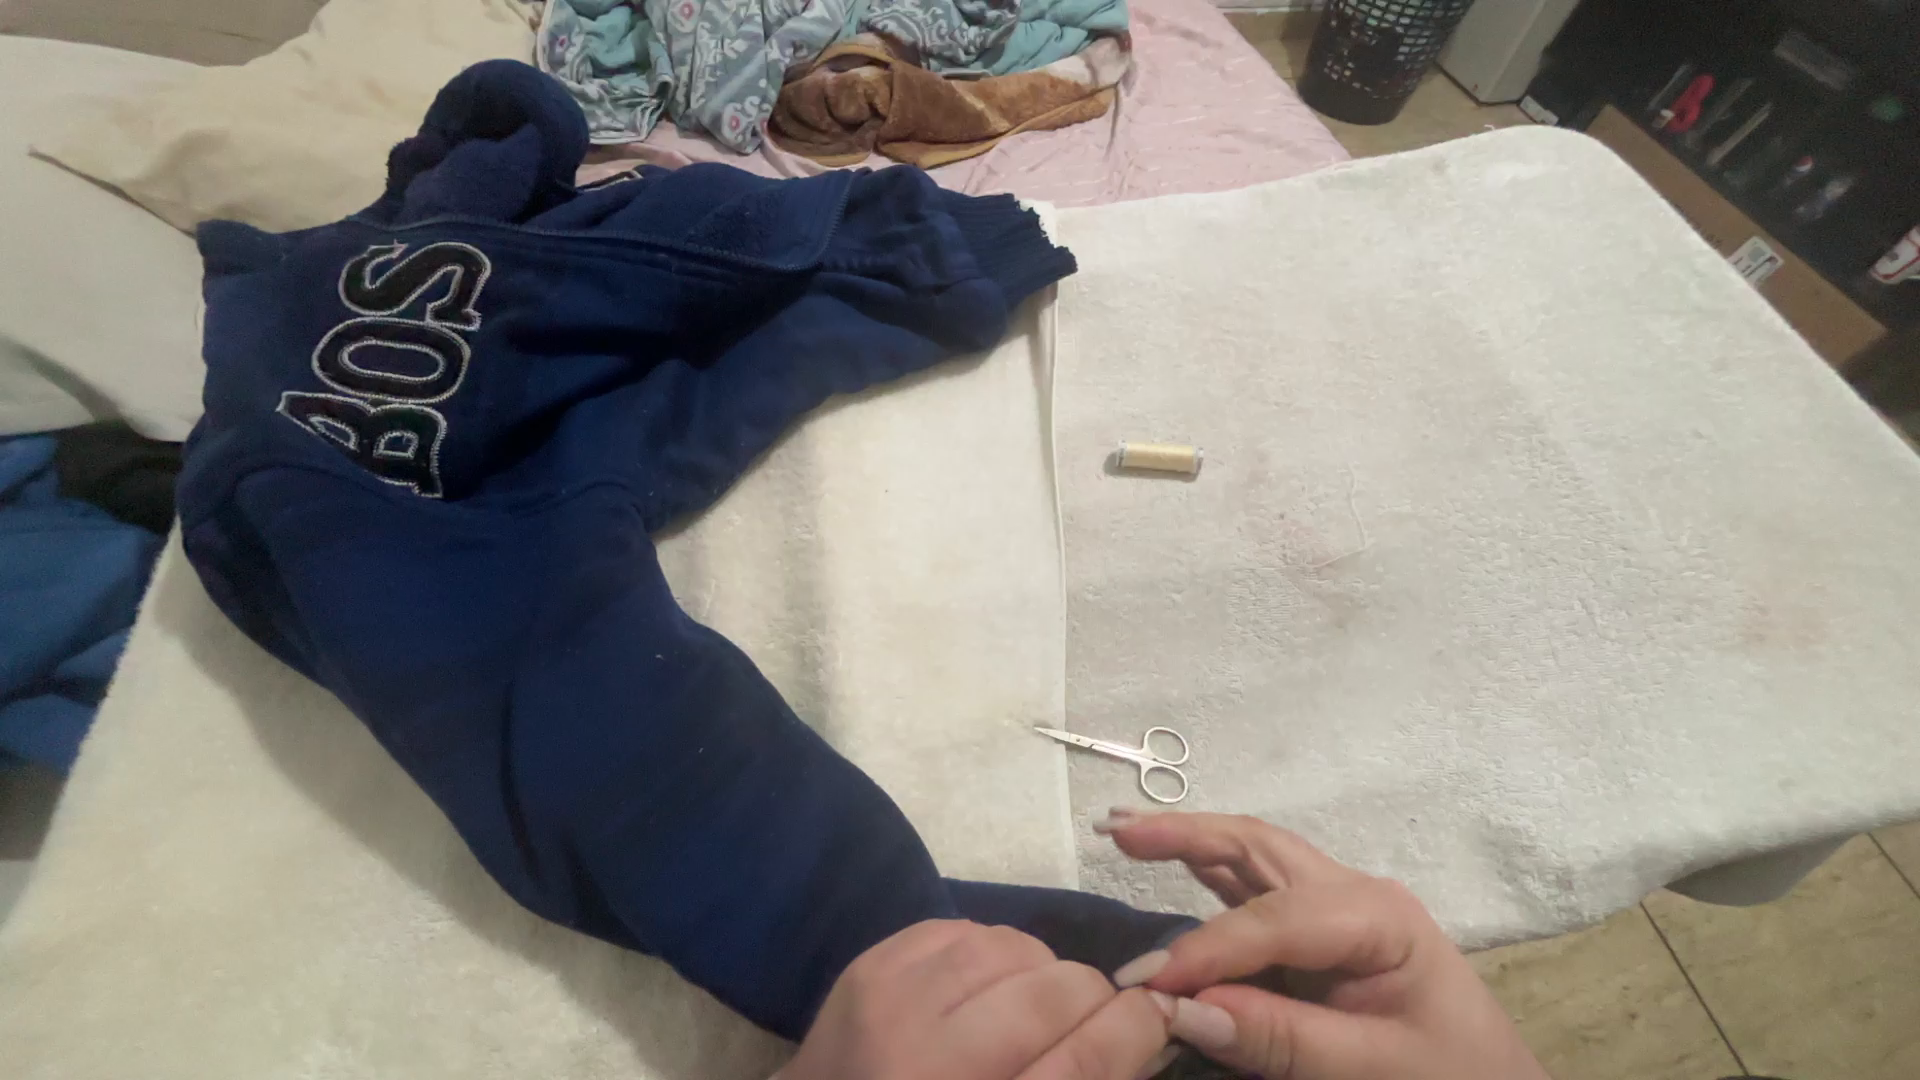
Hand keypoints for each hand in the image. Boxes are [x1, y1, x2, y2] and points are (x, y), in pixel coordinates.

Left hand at [781, 919, 1176, 1079]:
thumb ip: (1073, 1078)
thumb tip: (1137, 1027)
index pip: (1079, 1065)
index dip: (1132, 1030)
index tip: (1158, 1010)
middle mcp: (924, 1059)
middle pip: (1047, 995)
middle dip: (1092, 993)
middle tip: (1100, 1006)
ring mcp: (890, 1000)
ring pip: (1009, 947)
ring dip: (1040, 968)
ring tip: (1037, 997)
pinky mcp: (871, 963)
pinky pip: (963, 927)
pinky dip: (991, 949)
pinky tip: (988, 980)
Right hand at [1098, 811, 1548, 1079]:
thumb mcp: (1379, 1074)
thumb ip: (1279, 1039)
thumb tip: (1181, 1008)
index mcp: (1376, 915)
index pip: (1269, 921)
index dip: (1204, 950)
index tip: (1143, 984)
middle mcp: (1348, 891)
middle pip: (1253, 846)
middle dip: (1181, 835)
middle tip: (1115, 831)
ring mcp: (1332, 903)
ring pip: (1247, 853)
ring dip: (1184, 838)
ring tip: (1124, 829)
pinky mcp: (1317, 926)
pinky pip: (1249, 885)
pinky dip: (1203, 866)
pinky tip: (1171, 856)